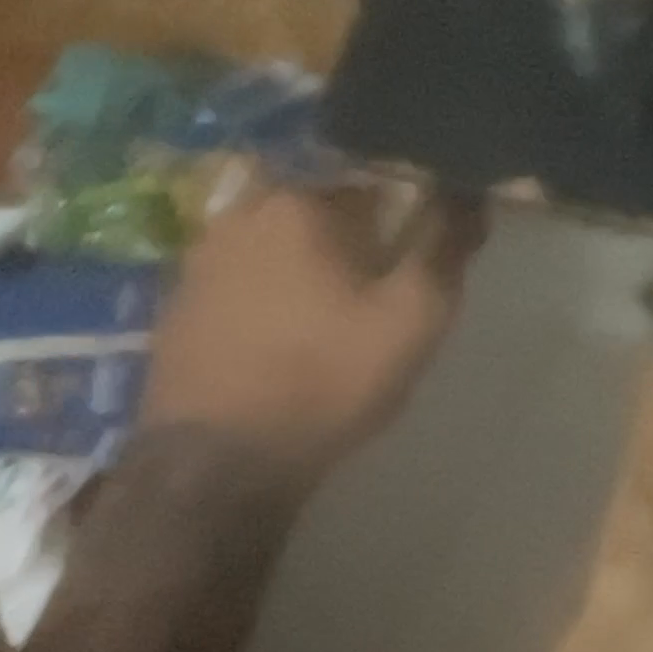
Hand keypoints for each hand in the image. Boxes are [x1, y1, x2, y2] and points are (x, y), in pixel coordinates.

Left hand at [145, 184, 484, 471]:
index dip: (410, 225)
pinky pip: (251, 277)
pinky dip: (278, 294)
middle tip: (382, 301)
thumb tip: (473, 190)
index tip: (418, 268)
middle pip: (330, 213)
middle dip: (362, 244)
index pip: (380, 185)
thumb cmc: (329, 376)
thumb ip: (447, 243)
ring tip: (338, 324)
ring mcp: (201, 256)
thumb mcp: (416, 313)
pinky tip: (291, 340)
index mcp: (302, 200)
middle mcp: (244, 211)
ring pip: (288, 245)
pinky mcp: (179, 300)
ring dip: (318, 268)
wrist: (217, 467)